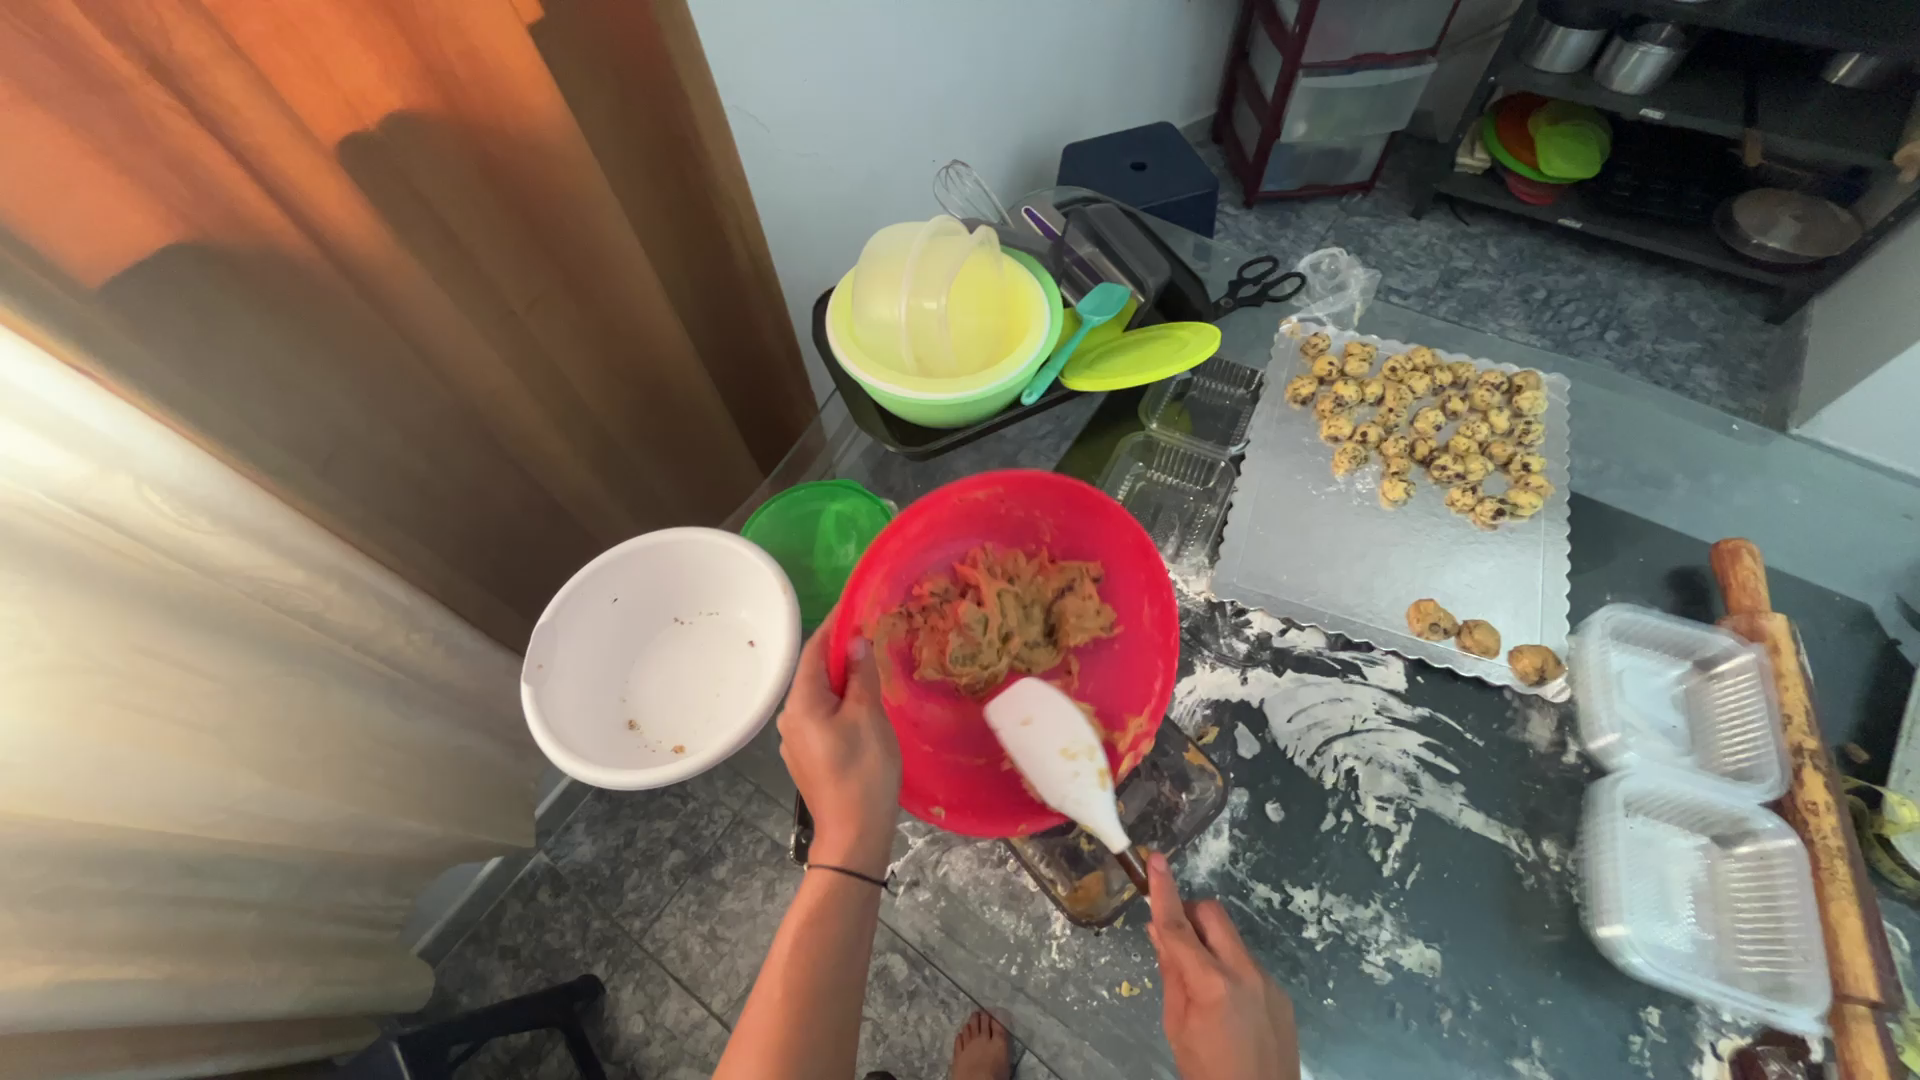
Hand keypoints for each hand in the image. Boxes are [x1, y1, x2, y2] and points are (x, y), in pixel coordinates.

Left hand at [778, 609, 900, 877]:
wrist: (853, 834)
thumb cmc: (864, 771)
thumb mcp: (869, 716)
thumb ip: (861, 674)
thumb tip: (855, 641)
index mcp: (802, 702)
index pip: (814, 650)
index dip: (834, 625)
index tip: (854, 604)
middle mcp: (791, 717)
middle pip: (815, 672)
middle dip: (841, 652)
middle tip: (872, 635)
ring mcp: (796, 740)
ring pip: (820, 695)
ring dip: (843, 679)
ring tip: (872, 668)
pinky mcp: (807, 757)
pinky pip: (823, 716)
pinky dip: (841, 702)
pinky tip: (862, 706)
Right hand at [1146, 853, 1299, 1079]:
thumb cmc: (1207, 1075)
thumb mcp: (1176, 1025)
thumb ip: (1170, 971)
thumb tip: (1159, 928)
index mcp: (1211, 984)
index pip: (1178, 926)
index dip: (1163, 891)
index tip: (1157, 859)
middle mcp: (1244, 973)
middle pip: (1212, 913)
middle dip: (1190, 913)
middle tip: (1176, 938)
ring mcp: (1268, 982)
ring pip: (1230, 938)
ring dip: (1210, 944)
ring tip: (1202, 985)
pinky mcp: (1281, 994)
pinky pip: (1247, 964)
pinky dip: (1229, 969)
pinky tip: (1228, 1006)